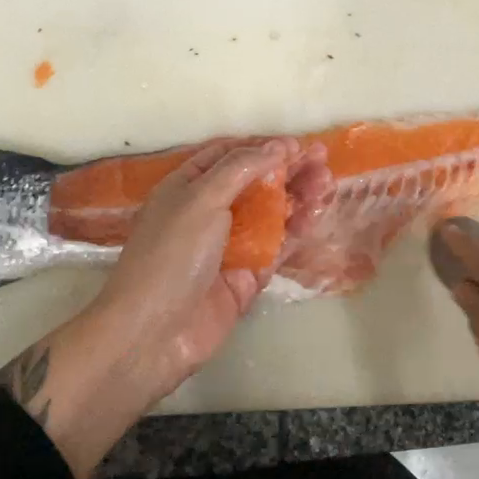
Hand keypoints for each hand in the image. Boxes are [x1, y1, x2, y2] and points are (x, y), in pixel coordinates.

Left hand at [95, 137, 332, 389]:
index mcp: (188, 187)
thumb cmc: (171, 254)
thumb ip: (241, 169)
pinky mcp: (247, 276)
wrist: (152, 333)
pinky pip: (277, 247)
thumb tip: (278, 146)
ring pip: (271, 213)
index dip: (263, 147)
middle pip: (256, 182)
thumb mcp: (201, 198)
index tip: (297, 144)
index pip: (229, 156)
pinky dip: (297, 230)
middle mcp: (208, 212)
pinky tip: (315, 215)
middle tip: (322, 160)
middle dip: (288, 169)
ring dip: (298, 195)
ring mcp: (230, 245)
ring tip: (326, 183)